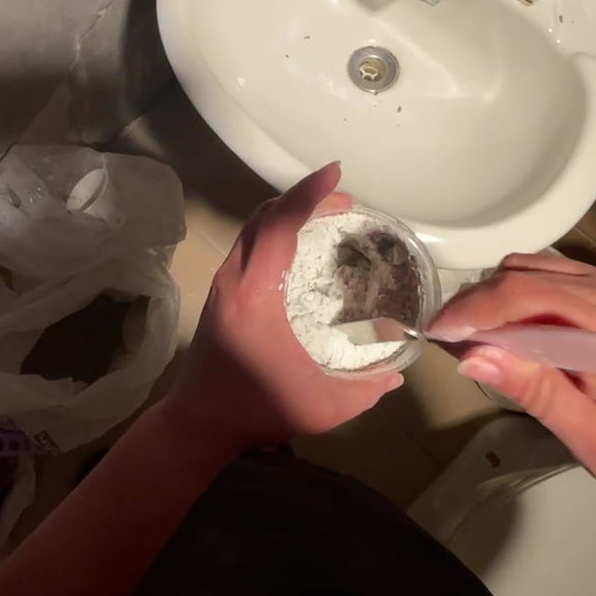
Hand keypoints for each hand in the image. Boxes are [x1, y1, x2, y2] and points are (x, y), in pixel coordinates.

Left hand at [157, 162, 402, 453]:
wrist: (197, 421)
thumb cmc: (256, 409)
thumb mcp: (321, 405)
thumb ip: (366, 389)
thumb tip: (398, 372)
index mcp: (255, 293)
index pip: (280, 225)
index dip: (308, 194)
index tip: (336, 174)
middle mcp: (234, 277)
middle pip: (265, 216)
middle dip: (304, 197)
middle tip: (344, 199)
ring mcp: (223, 282)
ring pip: (254, 227)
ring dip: (288, 212)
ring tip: (325, 214)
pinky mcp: (221, 291)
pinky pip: (250, 243)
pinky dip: (275, 229)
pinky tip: (298, 243)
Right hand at [432, 254, 595, 535]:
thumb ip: (540, 394)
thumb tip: (475, 355)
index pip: (522, 297)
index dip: (469, 311)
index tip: (437, 333)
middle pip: (527, 273)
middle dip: (482, 303)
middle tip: (460, 344)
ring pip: (545, 268)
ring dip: (507, 296)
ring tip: (491, 343)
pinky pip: (571, 276)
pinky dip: (536, 295)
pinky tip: (533, 335)